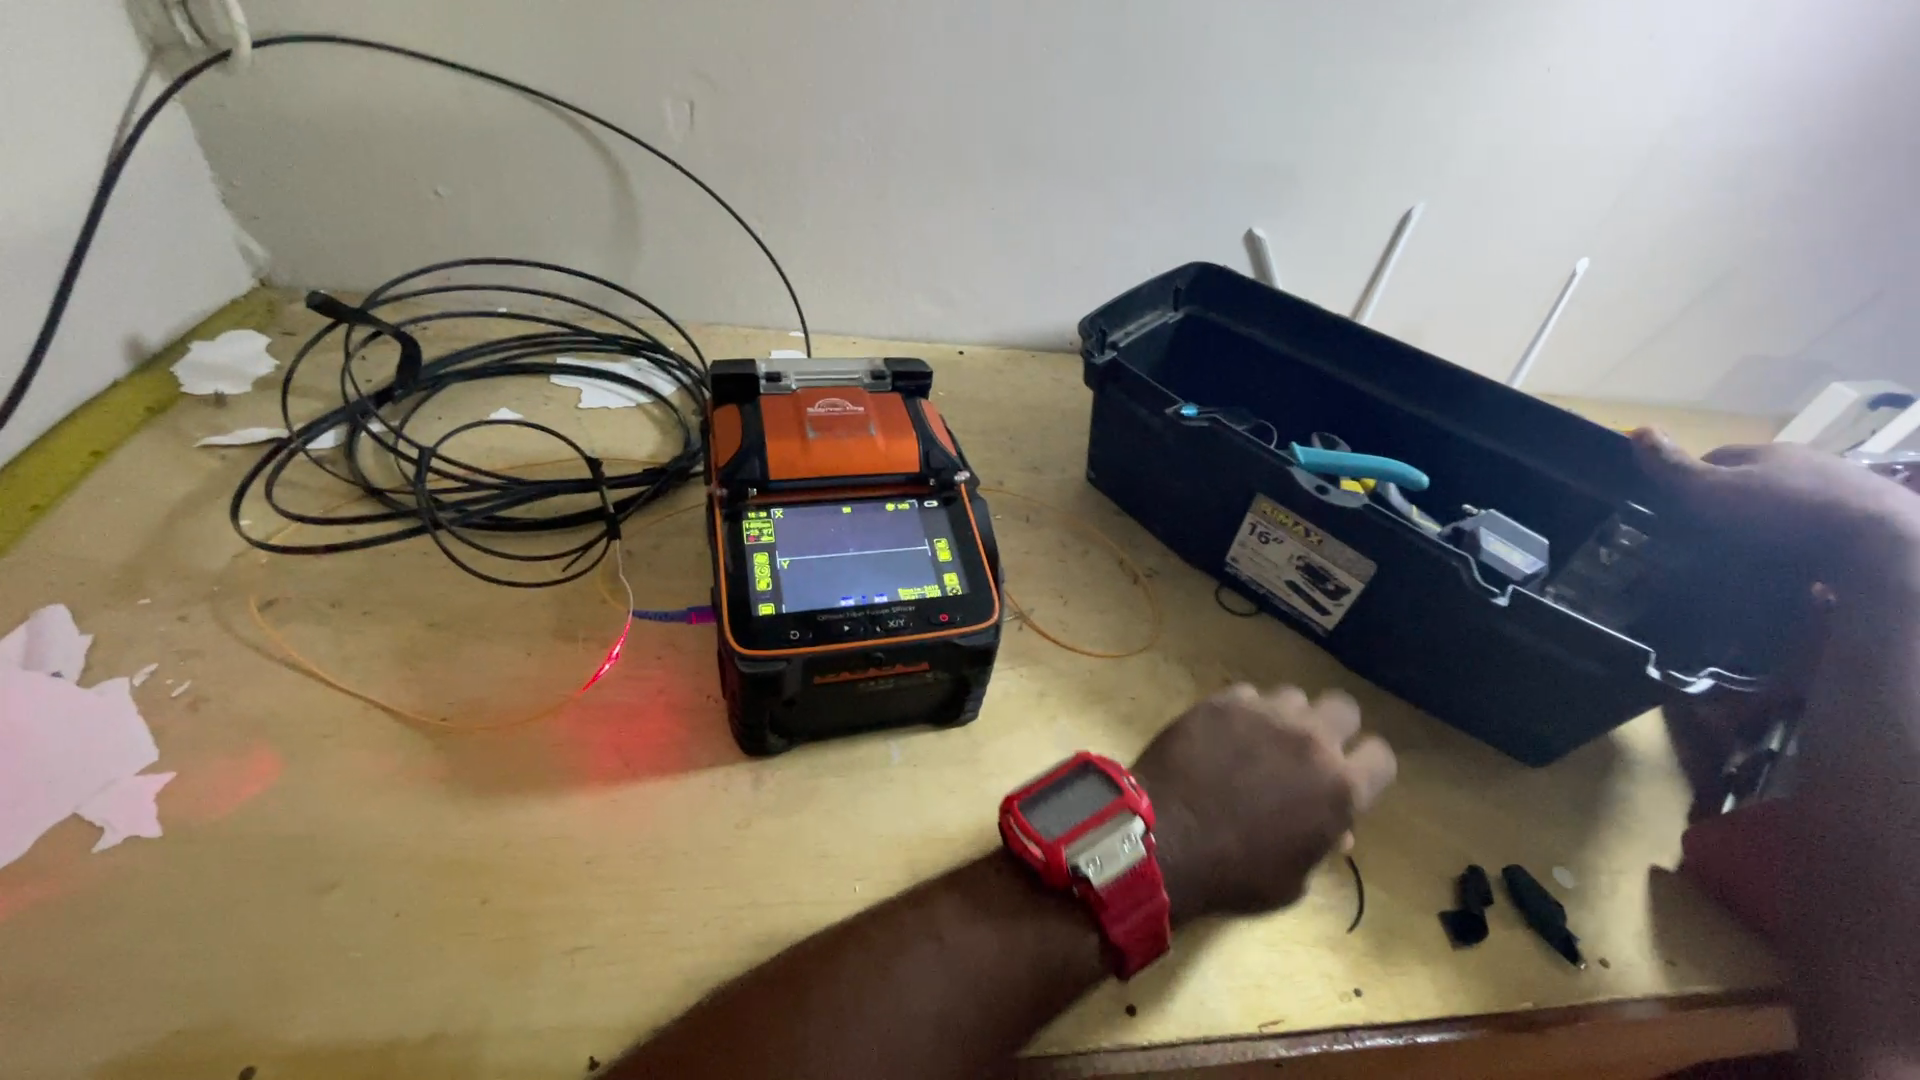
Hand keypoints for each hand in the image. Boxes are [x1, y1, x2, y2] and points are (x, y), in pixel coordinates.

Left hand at [1131, 684, 1395, 924]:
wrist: (1163, 840)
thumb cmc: (1233, 874)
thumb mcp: (1294, 879)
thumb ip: (1321, 844)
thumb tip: (1335, 828)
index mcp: (1340, 787)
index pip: (1382, 756)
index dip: (1367, 767)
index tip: (1349, 776)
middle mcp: (1311, 740)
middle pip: (1344, 708)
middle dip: (1333, 727)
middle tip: (1307, 750)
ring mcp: (1263, 714)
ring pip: (1293, 696)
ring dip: (1285, 716)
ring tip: (1260, 740)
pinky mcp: (1221, 702)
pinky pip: (1246, 695)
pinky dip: (1241, 712)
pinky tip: (1222, 734)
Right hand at [1631, 428, 1919, 585]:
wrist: (1880, 542)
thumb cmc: (1783, 512)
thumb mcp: (1711, 490)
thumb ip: (1673, 466)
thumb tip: (1637, 428)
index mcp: (1768, 451)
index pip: (1717, 455)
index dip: (1692, 477)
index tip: (1677, 505)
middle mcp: (1807, 461)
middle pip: (1755, 477)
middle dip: (1733, 498)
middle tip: (1711, 531)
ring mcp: (1843, 487)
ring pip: (1790, 499)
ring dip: (1770, 517)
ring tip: (1752, 549)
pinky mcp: (1869, 516)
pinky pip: (1822, 523)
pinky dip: (1803, 536)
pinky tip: (1794, 556)